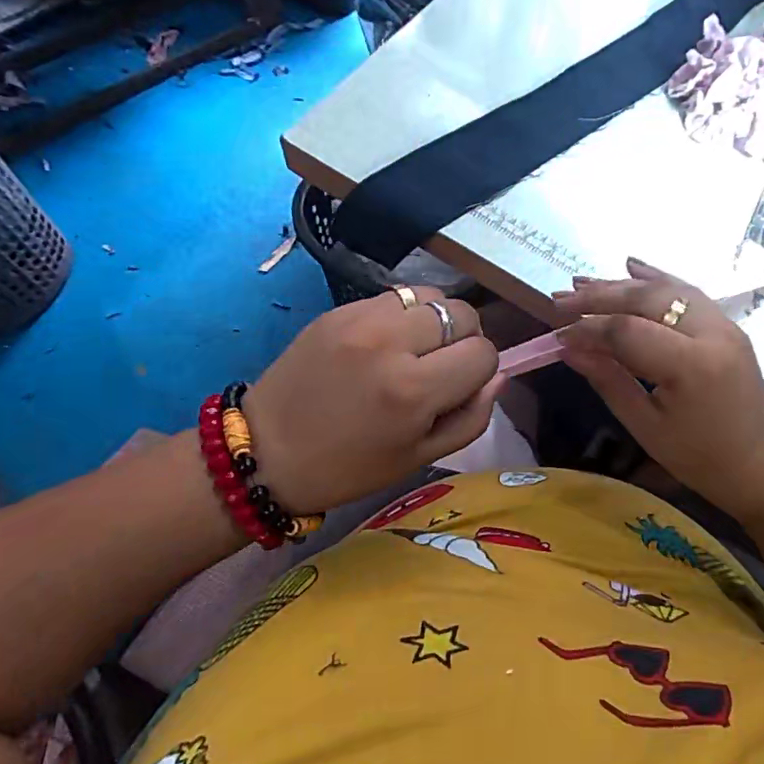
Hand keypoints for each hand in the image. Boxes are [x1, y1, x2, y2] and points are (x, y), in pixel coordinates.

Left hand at [243, 287, 500, 513]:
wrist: (266, 452)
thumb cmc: (349, 468)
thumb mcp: (421, 458)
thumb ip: (472, 418)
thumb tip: (498, 377)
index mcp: (414, 390)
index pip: (483, 352)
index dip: (480, 371)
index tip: (461, 387)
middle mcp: (391, 344)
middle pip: (463, 314)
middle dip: (464, 339)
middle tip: (441, 366)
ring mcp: (360, 320)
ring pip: (431, 295)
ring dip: (435, 320)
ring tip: (415, 348)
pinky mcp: (337, 310)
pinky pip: (394, 297)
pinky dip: (403, 315)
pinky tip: (384, 342)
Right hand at [553, 259, 763, 517]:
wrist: (762, 467)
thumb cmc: (701, 459)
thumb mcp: (646, 426)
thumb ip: (608, 381)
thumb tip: (569, 349)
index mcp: (691, 365)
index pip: (628, 331)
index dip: (589, 330)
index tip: (557, 335)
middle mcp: (712, 333)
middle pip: (646, 299)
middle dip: (600, 297)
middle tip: (561, 298)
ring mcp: (725, 325)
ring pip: (667, 289)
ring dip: (624, 284)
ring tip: (584, 282)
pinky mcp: (728, 326)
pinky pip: (688, 293)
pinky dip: (657, 280)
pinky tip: (632, 266)